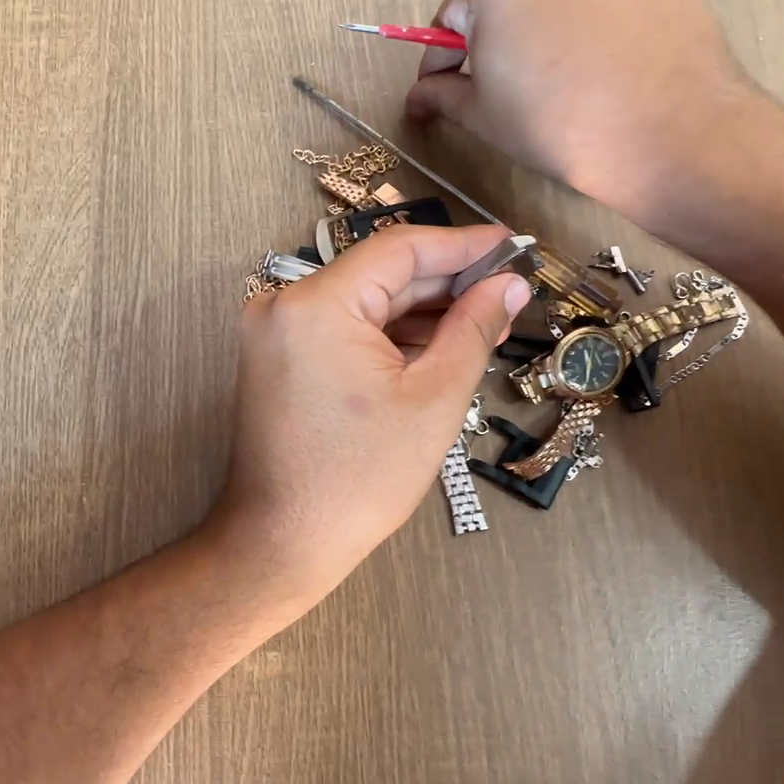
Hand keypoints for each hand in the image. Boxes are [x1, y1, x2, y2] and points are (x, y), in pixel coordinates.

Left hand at [210, 225, 529, 599]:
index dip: (461, 245)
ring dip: (419, 312)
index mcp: (315, 304)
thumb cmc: (360, 478)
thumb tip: (508, 284)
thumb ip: (473, 328)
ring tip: (483, 323)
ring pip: (361, 304)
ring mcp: (274, 332)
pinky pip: (340, 330)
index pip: (399, 250)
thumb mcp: (433, 398)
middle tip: (507, 291)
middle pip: (379, 276)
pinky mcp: (275, 359)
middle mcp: (283, 304)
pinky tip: (435, 346)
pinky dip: (385, 336)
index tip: (510, 243)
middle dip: (445, 284)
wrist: (283, 540)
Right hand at [404, 0, 755, 225]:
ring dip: (547, 22)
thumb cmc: (559, 122)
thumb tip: (420, 96)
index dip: (441, 62)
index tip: (441, 91)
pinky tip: (600, 63)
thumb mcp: (482, 115)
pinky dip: (595, 19)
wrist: (668, 131)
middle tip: (505, 85)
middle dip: (497, 35)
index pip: (450, 19)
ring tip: (558, 75)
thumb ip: (441, 94)